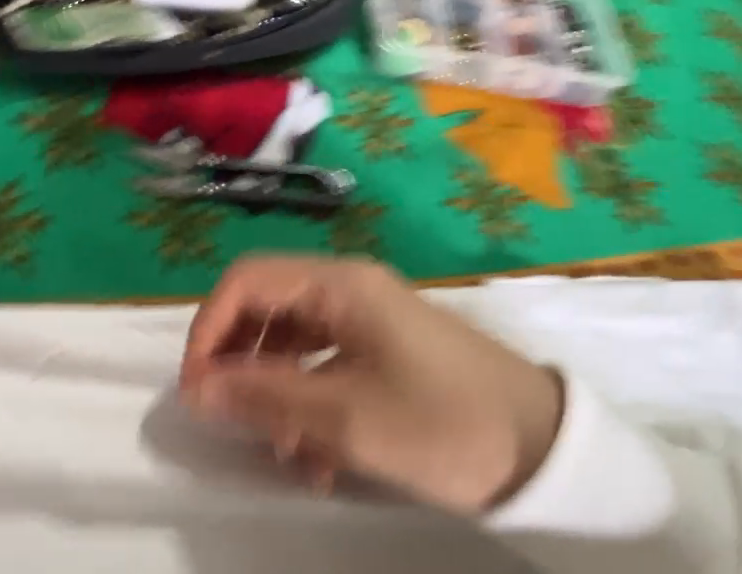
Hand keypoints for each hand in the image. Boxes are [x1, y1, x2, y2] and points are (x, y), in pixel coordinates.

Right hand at [180, 255, 563, 514]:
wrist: (546, 451)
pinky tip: (316, 459)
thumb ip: (264, 397)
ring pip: (293, 343)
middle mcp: (349, 291)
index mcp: (339, 285)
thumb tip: (196, 387)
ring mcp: (369, 321)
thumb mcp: (345, 417)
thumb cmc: (441, 423)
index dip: (209, 330)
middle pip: (266, 309)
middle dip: (240, 365)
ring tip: (282, 451)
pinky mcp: (386, 353)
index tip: (197, 392)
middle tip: (233, 424)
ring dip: (274, 393)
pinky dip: (308, 405)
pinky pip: (325, 367)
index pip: (246, 281)